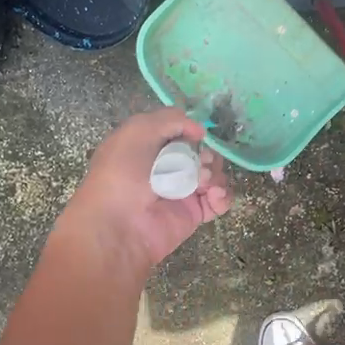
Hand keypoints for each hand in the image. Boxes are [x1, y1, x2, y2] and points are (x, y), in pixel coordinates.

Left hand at [68, 109, 231, 269]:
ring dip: (215, 173)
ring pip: (214, 173)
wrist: (121, 224)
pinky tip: (214, 195)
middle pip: (201, 151)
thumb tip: (199, 131)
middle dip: (206, 153)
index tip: (195, 135)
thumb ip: (170, 120)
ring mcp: (183, 190)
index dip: (190, 130)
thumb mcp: (137, 131)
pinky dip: (223, 195)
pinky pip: (220, 199)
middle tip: (200, 162)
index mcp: (148, 146)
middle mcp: (166, 167)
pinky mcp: (195, 212)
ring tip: (204, 182)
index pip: (179, 131)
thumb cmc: (123, 173)